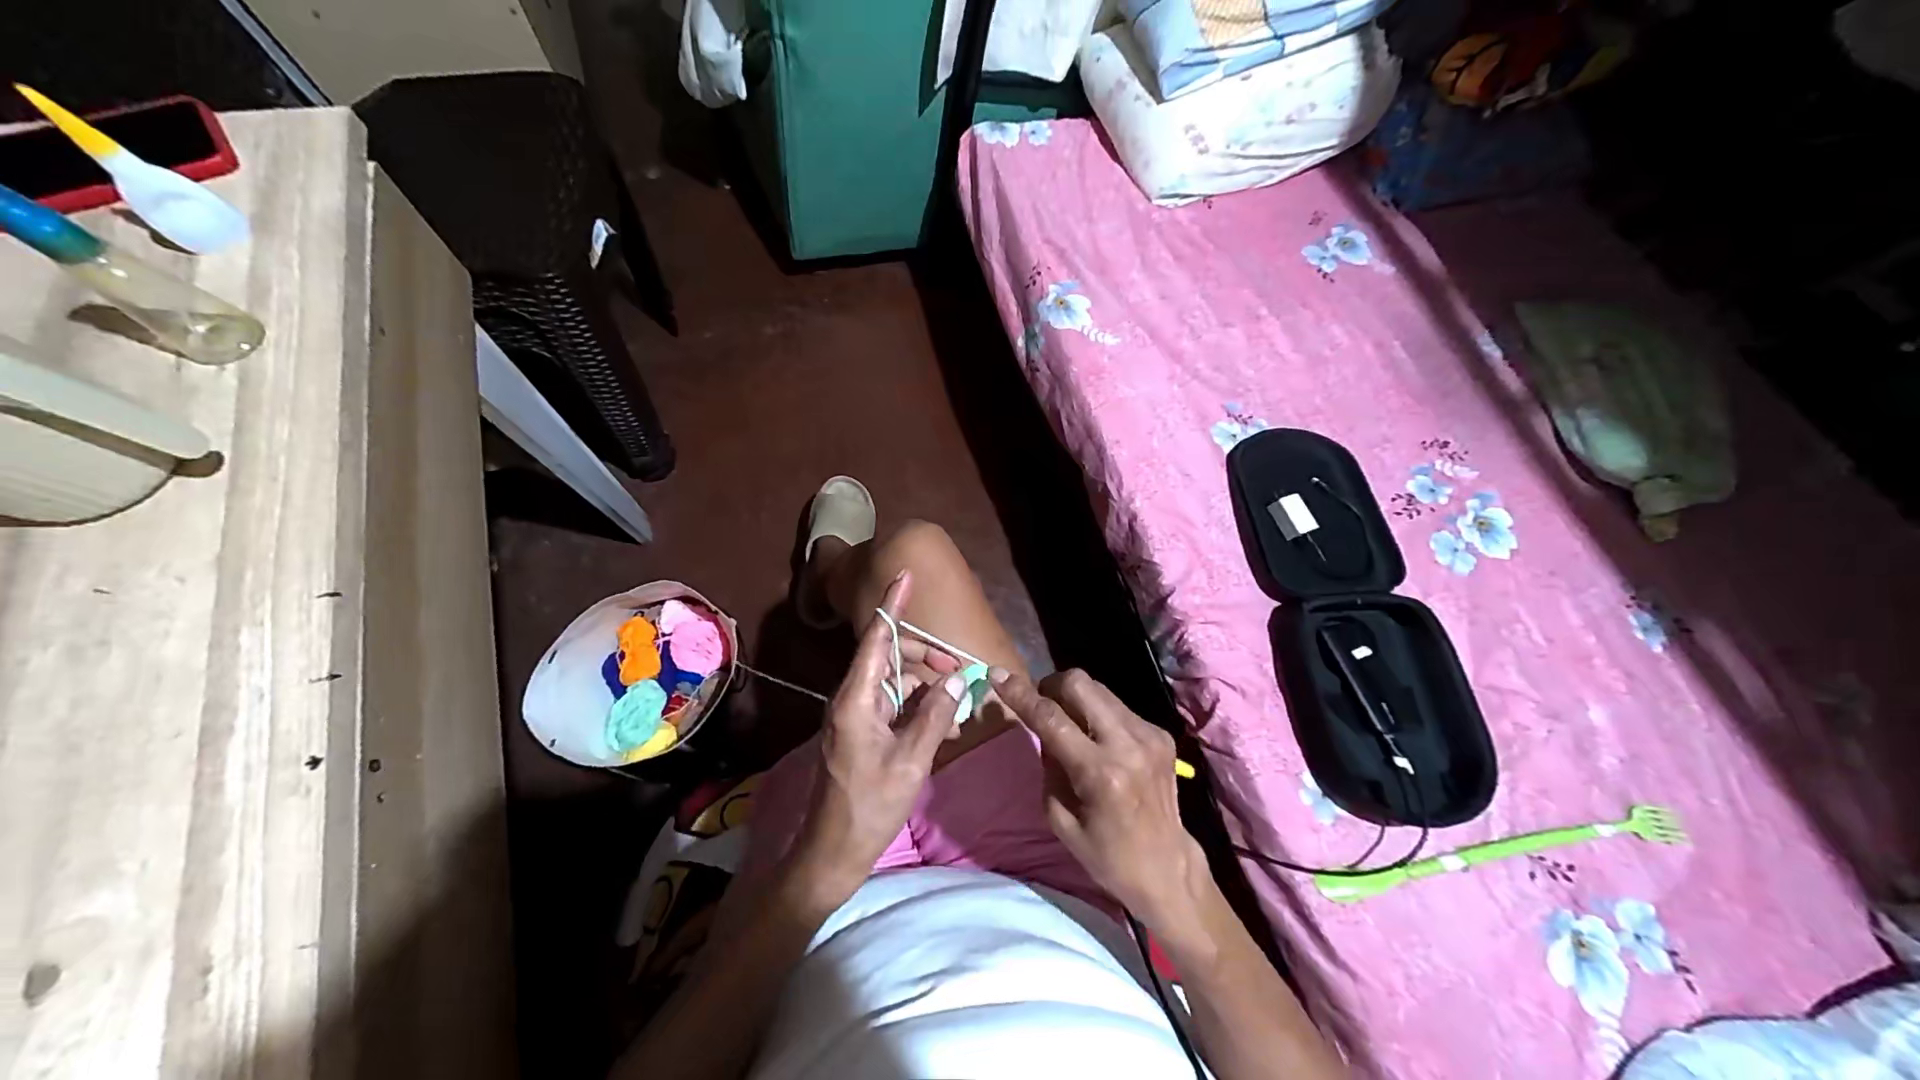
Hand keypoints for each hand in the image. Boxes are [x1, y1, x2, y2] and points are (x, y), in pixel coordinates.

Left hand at [788, 571, 956, 907]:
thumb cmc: (870, 805)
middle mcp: (851, 698)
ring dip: (926, 682)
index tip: (904, 574)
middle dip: (926, 655)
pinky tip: (943, 719)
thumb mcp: (911, 760)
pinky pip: (892, 702)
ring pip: (894, 680)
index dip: (891, 605)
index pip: (876, 638)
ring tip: (958, 696)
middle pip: (890, 656)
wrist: (833, 849)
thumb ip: (935, 715)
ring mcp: (855, 714)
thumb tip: (958, 680)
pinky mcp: (861, 730)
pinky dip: (917, 703)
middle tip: (962, 670)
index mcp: (856, 698)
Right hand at [991, 668, 1209, 927]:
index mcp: (1100, 773)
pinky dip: (1097, 713)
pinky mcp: (1160, 733)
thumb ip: (1048, 764)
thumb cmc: (1106, 854)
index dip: (1020, 694)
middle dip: (1051, 685)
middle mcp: (1128, 744)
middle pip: (1080, 684)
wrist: (1167, 867)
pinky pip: (1116, 705)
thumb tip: (1042, 726)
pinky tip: (1097, 739)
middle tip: (1041, 705)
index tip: (998, 675)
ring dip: (1074, 698)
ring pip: (1099, 688)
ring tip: (1069, 724)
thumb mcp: (1060, 818)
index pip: (1051, 718)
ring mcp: (1149, 734)